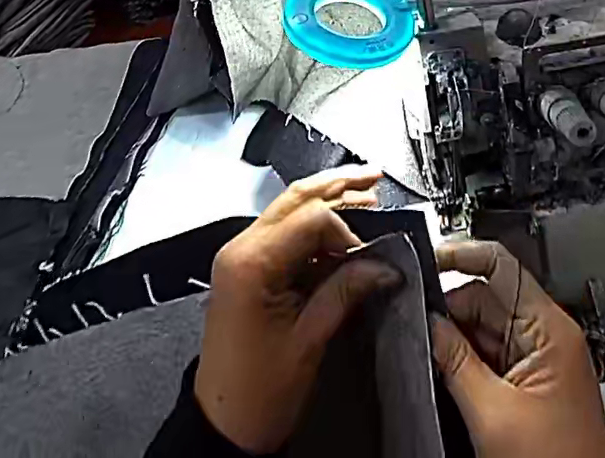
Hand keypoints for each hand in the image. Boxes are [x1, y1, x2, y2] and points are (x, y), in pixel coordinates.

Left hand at [195, 169, 401, 453]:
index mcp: (251, 262)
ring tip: (366, 192)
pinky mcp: (248, 267)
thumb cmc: (258, 393)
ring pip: (290, 209)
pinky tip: (341, 226)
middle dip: (338, 185)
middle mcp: (241, 248)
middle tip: (373, 176)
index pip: (310, 217)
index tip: (368, 256)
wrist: (222, 427)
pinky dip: (315, 226)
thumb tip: (383, 265)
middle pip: (297, 199)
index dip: (346, 229)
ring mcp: (241, 254)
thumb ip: (345, 291)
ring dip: (329, 199)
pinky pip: (285, 232)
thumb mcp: (309, 340)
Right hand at [430, 240, 604, 457]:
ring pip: (484, 324)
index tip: (430, 259)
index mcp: (549, 328)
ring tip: (439, 360)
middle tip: (424, 329)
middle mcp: (546, 333)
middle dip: (452, 311)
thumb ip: (455, 360)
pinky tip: (452, 374)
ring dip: (458, 337)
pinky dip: (467, 358)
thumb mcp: (493, 413)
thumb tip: (428, 322)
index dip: (462, 256)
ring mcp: (538, 355)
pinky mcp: (529, 377)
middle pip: (487, 295)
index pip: (500, 265)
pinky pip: (489, 350)